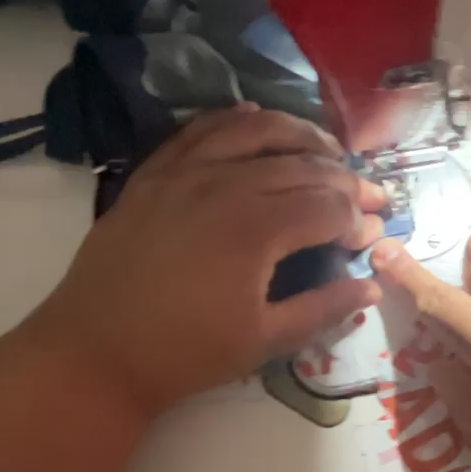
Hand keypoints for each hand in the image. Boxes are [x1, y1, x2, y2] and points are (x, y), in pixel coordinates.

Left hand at [0, 107, 385, 471]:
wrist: (95, 352)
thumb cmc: (183, 354)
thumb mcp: (262, 341)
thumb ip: (322, 309)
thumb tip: (371, 287)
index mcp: (257, 228)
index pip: (327, 206)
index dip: (359, 218)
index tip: (375, 235)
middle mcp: (225, 185)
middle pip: (301, 165)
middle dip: (345, 179)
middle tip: (370, 195)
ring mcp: (185, 174)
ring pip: (254, 134)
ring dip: (300, 136)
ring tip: (328, 149)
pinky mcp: (154, 176)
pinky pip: (199, 132)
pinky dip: (232, 121)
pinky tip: (254, 117)